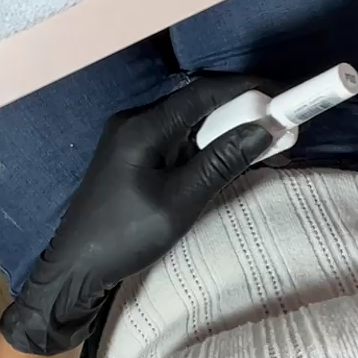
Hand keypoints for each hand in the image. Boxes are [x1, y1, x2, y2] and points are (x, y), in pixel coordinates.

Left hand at [0, 75, 272, 354]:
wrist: (73, 270)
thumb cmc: (125, 237)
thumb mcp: (181, 202)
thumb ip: (222, 161)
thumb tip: (266, 128)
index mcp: (143, 127)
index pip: (203, 92)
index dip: (247, 88)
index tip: (284, 94)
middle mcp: (135, 121)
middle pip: (197, 102)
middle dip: (240, 107)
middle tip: (280, 120)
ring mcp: (130, 136)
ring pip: (188, 119)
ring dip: (224, 125)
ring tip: (262, 138)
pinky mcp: (132, 153)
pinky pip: (176, 135)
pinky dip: (205, 141)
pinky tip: (227, 153)